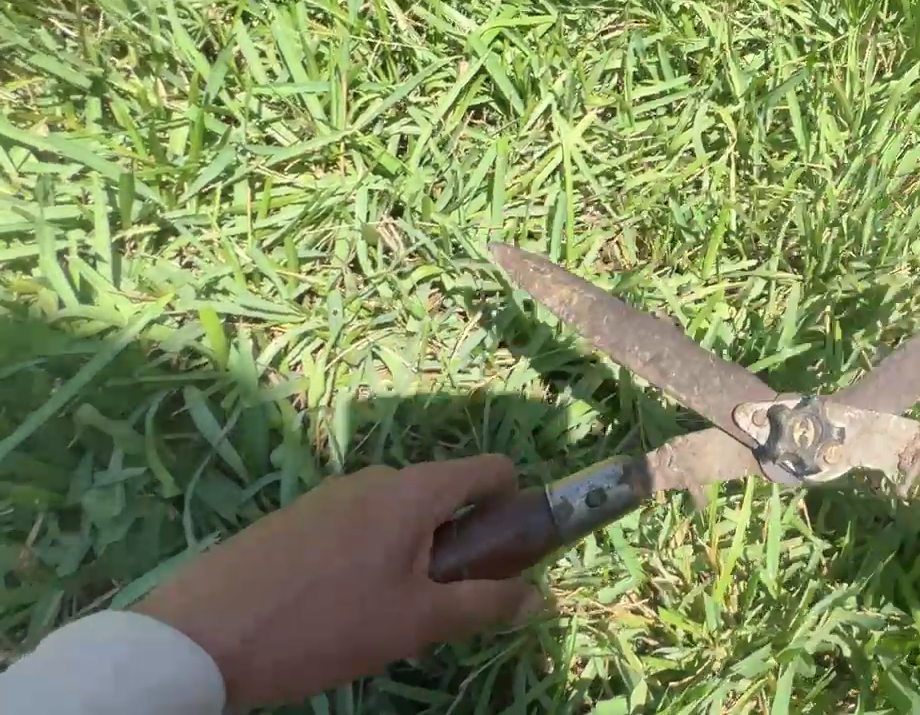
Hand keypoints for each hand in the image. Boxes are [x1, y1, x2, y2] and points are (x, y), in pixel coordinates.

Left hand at [136, 456, 539, 708]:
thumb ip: (484, 604)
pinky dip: (367, 547)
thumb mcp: (413, 623)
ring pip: (398, 508)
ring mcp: (332, 493)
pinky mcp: (293, 516)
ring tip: (381, 604)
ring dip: (411, 542)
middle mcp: (381, 476)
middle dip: (458, 533)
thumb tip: (541, 599)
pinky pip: (355, 519)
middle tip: (439, 590)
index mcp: (418, 490)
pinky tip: (331, 601)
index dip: (512, 501)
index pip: (493, 468)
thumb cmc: (320, 625)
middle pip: (446, 490)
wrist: (185, 645)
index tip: (500, 547)